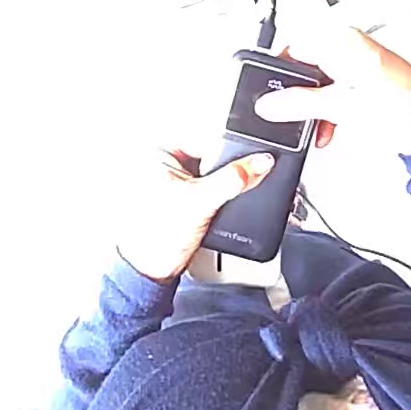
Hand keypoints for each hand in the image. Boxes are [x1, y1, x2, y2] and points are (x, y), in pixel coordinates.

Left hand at [117, 151, 275, 280]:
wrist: (151, 271)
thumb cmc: (157, 235)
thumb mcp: (202, 202)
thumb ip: (233, 180)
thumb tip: (259, 162)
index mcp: (159, 152)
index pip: (204, 138)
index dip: (230, 149)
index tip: (255, 158)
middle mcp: (163, 161)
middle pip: (209, 155)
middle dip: (228, 168)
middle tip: (248, 176)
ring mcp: (172, 179)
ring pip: (211, 172)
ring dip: (225, 182)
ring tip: (227, 196)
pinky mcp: (180, 196)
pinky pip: (208, 186)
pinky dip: (220, 193)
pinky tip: (222, 204)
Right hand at [254, 23, 410, 156]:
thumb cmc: (409, 111)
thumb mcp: (342, 108)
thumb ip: (299, 104)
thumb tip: (269, 103)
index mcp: (344, 42)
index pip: (294, 48)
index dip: (279, 73)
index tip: (271, 95)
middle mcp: (350, 48)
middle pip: (303, 67)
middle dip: (296, 96)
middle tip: (290, 113)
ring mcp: (357, 66)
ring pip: (316, 84)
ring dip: (311, 108)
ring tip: (315, 126)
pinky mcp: (364, 84)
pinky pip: (331, 93)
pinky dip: (326, 111)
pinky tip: (328, 128)